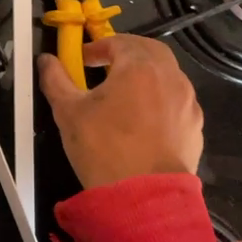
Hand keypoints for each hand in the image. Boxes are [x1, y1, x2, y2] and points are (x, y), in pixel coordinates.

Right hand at [38, 35, 203, 189]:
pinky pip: (177, 101)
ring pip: (167, 76)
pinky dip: (159, 99)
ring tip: (122, 94)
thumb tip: (46, 60)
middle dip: (126, 52)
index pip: (119, 42)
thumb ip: (55, 78)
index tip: (81, 59)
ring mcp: (188, 104)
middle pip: (150, 51)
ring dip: (145, 75)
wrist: (144, 199)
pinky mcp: (195, 129)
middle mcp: (170, 79)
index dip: (97, 47)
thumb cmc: (103, 147)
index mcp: (139, 67)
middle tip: (105, 66)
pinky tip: (142, 120)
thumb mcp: (67, 110)